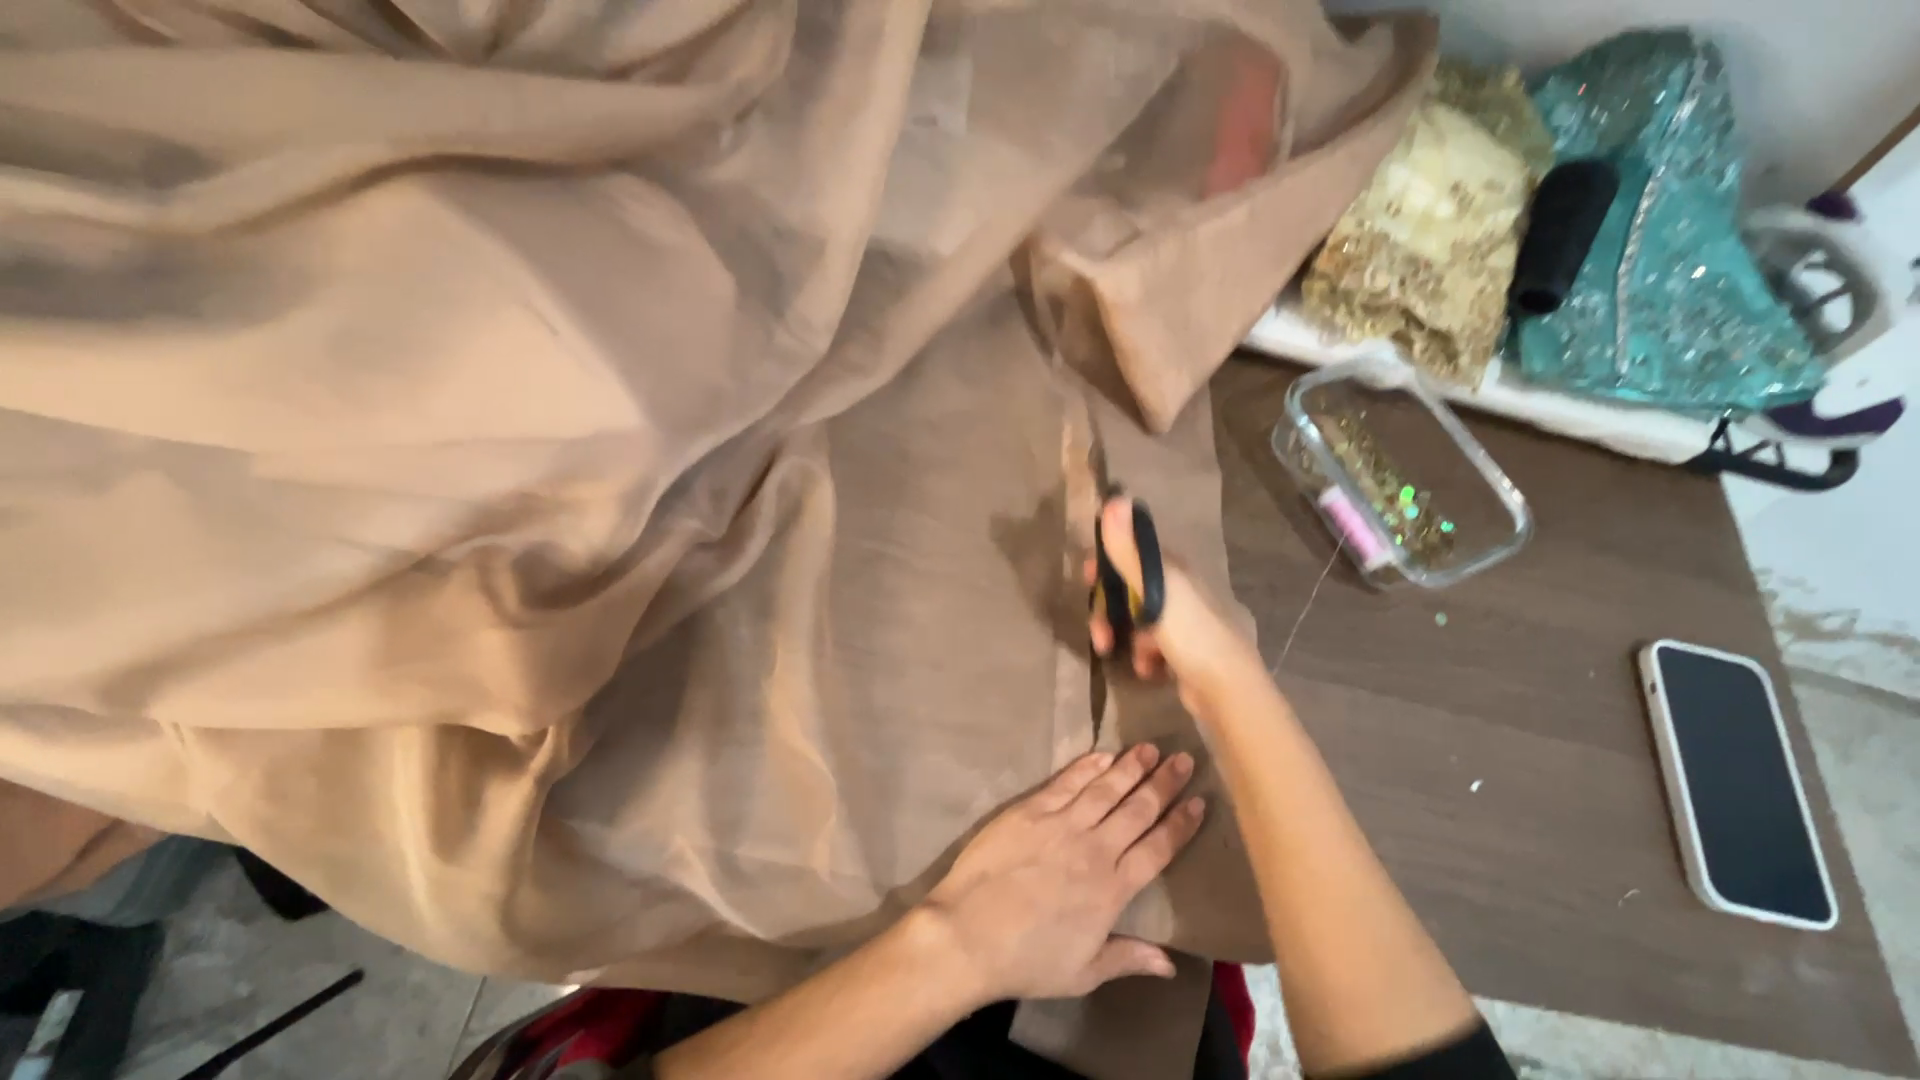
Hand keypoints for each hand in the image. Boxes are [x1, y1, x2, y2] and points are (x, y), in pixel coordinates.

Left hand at [918, 745, 1205, 1001]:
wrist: (967, 935)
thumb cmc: (1025, 961)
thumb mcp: (1082, 973)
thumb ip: (1127, 958)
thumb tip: (1171, 963)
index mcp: (1112, 890)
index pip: (1157, 849)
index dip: (1180, 824)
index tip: (1199, 801)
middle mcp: (1093, 850)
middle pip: (1137, 810)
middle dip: (1164, 783)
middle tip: (1184, 759)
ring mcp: (1060, 826)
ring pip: (1105, 789)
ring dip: (1131, 767)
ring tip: (1151, 748)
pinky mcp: (1029, 811)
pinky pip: (1065, 782)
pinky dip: (1086, 767)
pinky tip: (1104, 754)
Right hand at [1085, 496, 1257, 691]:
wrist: (1227, 686)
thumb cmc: (1191, 632)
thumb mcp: (1155, 588)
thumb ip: (1130, 550)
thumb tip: (1116, 498)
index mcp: (1174, 568)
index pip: (1132, 552)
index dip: (1106, 562)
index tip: (1087, 579)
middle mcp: (1181, 588)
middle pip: (1131, 589)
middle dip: (1109, 610)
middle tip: (1099, 635)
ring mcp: (1184, 620)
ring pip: (1138, 620)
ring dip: (1124, 636)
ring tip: (1119, 655)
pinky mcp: (1186, 650)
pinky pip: (1153, 647)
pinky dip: (1144, 656)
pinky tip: (1149, 670)